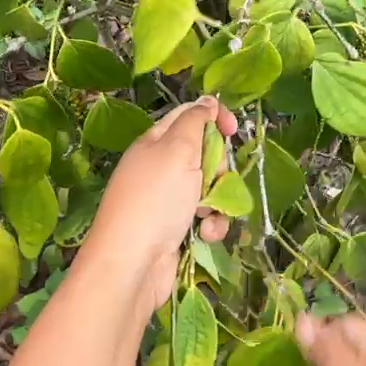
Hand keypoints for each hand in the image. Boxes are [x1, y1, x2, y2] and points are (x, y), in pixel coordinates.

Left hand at [78, 95, 238, 308]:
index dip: (213, 117)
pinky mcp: (177, 229)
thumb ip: (196, 120)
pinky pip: (205, 217)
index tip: (233, 130)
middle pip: (204, 152)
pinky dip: (211, 224)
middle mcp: (161, 167)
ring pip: (210, 187)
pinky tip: (206, 234)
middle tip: (214, 178)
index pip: (189, 115)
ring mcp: (168, 200)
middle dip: (218, 165)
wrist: (131, 265)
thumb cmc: (155, 198)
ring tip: (208, 213)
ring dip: (218, 199)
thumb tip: (208, 100)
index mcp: (156, 141)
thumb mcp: (178, 149)